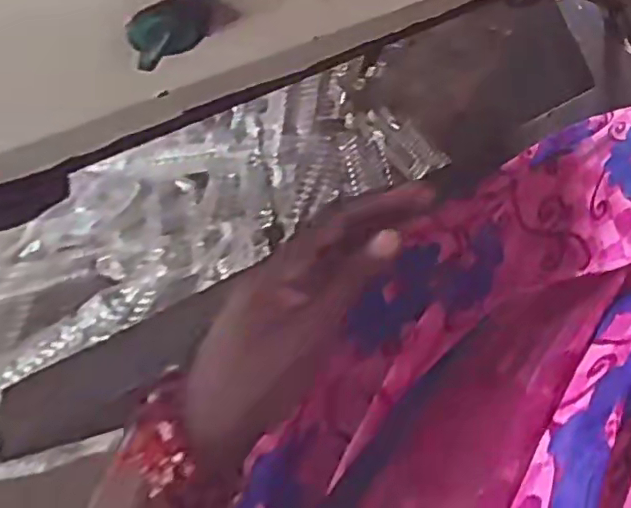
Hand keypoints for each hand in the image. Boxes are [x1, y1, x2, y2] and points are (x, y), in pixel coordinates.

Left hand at [181, 183, 436, 472]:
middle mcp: (284, 267)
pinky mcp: (287, 311)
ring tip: (414, 224)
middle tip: (427, 203)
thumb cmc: (260, 378)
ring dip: (373, 235)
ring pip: (335, 251)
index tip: (423, 194)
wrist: (203, 435)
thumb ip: (354, 278)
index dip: (384, 202)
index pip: (341, 219)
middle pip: (338, 230)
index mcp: (284, 264)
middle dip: (383, 213)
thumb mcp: (312, 328)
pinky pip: (329, 273)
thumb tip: (395, 232)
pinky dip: (359, 261)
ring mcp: (283, 289)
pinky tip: (379, 262)